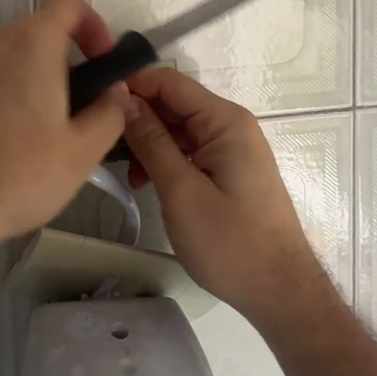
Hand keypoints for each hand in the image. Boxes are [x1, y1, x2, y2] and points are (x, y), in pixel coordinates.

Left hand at [0, 0, 131, 292]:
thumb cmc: (16, 176)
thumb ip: (110, 113)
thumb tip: (115, 92)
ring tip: (34, 133)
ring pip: (3, 57)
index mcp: (30, 43)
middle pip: (35, 32)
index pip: (67, 2)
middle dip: (61, 61)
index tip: (100, 62)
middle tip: (73, 109)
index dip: (93, 24)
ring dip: (26, 80)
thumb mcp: (81, 153)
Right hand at [120, 67, 325, 319]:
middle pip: (173, 102)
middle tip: (101, 141)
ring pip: (177, 127)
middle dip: (137, 116)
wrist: (280, 294)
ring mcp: (230, 147)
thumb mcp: (181, 190)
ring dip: (147, 141)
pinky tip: (144, 181)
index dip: (132, 86)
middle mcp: (230, 124)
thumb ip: (150, 140)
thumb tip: (123, 100)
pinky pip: (188, 148)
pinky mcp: (227, 169)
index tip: (97, 103)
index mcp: (224, 120)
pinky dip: (163, 158)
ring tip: (124, 172)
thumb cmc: (231, 243)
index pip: (169, 81)